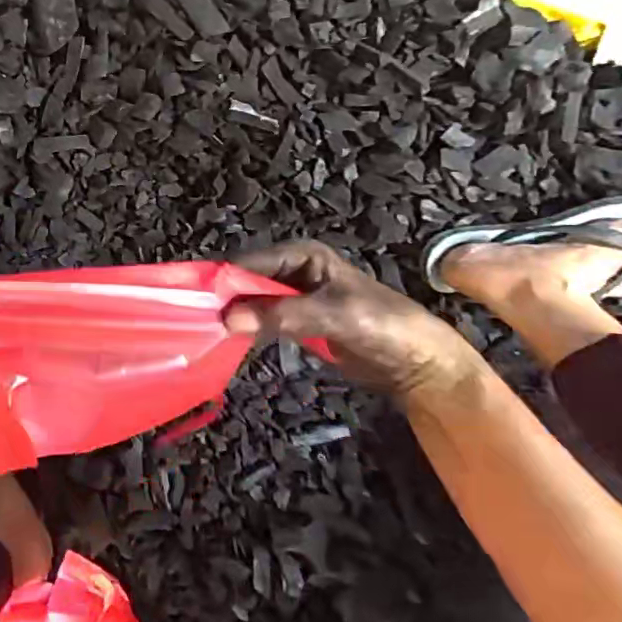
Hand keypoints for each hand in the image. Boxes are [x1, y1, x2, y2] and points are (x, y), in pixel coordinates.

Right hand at [224, 241, 486, 403]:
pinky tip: (228, 338)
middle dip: (223, 298)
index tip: (195, 302)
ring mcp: (290, 295)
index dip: (222, 281)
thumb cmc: (386, 328)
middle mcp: (290, 269)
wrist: (425, 367)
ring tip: (207, 331)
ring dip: (231, 314)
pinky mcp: (292, 319)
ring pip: (247, 300)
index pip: (247, 262)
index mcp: (301, 254)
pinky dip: (243, 326)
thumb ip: (280, 315)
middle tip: (198, 319)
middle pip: (242, 279)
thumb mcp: (334, 316)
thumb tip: (226, 319)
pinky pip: (258, 318)